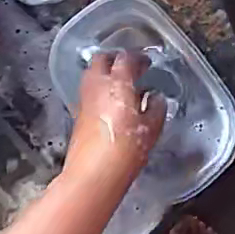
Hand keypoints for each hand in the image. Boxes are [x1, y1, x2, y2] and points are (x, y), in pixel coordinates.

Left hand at [63, 50, 165, 191]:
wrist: (92, 176)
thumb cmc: (126, 150)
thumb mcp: (151, 129)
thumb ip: (156, 108)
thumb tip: (156, 98)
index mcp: (117, 83)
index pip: (125, 58)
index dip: (137, 57)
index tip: (146, 62)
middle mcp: (97, 86)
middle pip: (101, 59)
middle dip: (115, 58)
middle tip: (130, 66)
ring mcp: (84, 100)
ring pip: (91, 74)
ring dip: (104, 73)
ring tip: (120, 84)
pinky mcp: (78, 115)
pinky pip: (89, 92)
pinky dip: (99, 90)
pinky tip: (111, 104)